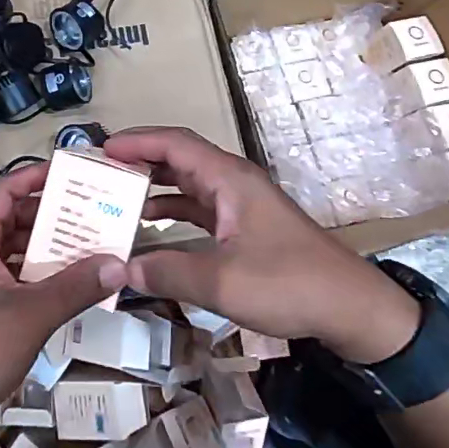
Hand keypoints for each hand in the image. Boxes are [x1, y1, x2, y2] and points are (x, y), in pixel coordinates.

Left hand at [0, 162, 125, 427]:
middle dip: (53, 213)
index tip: (73, 173)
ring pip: (18, 250)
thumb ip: (76, 287)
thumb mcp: (30, 314)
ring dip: (51, 245)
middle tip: (95, 209)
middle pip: (15, 219)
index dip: (35, 177)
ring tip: (93, 240)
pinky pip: (19, 276)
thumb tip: (120, 264)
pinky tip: (74, 280)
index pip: (4, 192)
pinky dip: (44, 273)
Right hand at [104, 127, 419, 364]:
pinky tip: (150, 226)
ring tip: (114, 197)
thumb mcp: (221, 281)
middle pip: (179, 159)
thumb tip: (121, 270)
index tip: (100, 149)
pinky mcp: (245, 226)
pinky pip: (199, 208)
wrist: (350, 305)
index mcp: (229, 179)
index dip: (137, 141)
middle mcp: (233, 182)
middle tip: (99, 172)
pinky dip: (172, 212)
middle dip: (139, 161)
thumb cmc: (288, 283)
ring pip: (188, 184)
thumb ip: (167, 272)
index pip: (175, 144)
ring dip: (153, 187)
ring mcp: (240, 204)